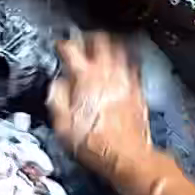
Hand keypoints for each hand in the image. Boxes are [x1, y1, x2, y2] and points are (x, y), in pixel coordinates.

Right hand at [48, 33, 155, 184]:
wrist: (127, 157)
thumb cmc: (96, 144)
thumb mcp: (62, 124)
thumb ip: (56, 98)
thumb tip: (56, 86)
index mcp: (85, 79)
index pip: (72, 50)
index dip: (63, 44)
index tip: (60, 46)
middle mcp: (107, 75)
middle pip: (100, 41)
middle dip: (89, 37)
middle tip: (83, 39)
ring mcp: (125, 81)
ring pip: (119, 50)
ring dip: (110, 45)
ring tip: (103, 46)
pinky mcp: (138, 91)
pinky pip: (133, 67)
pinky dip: (125, 61)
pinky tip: (122, 66)